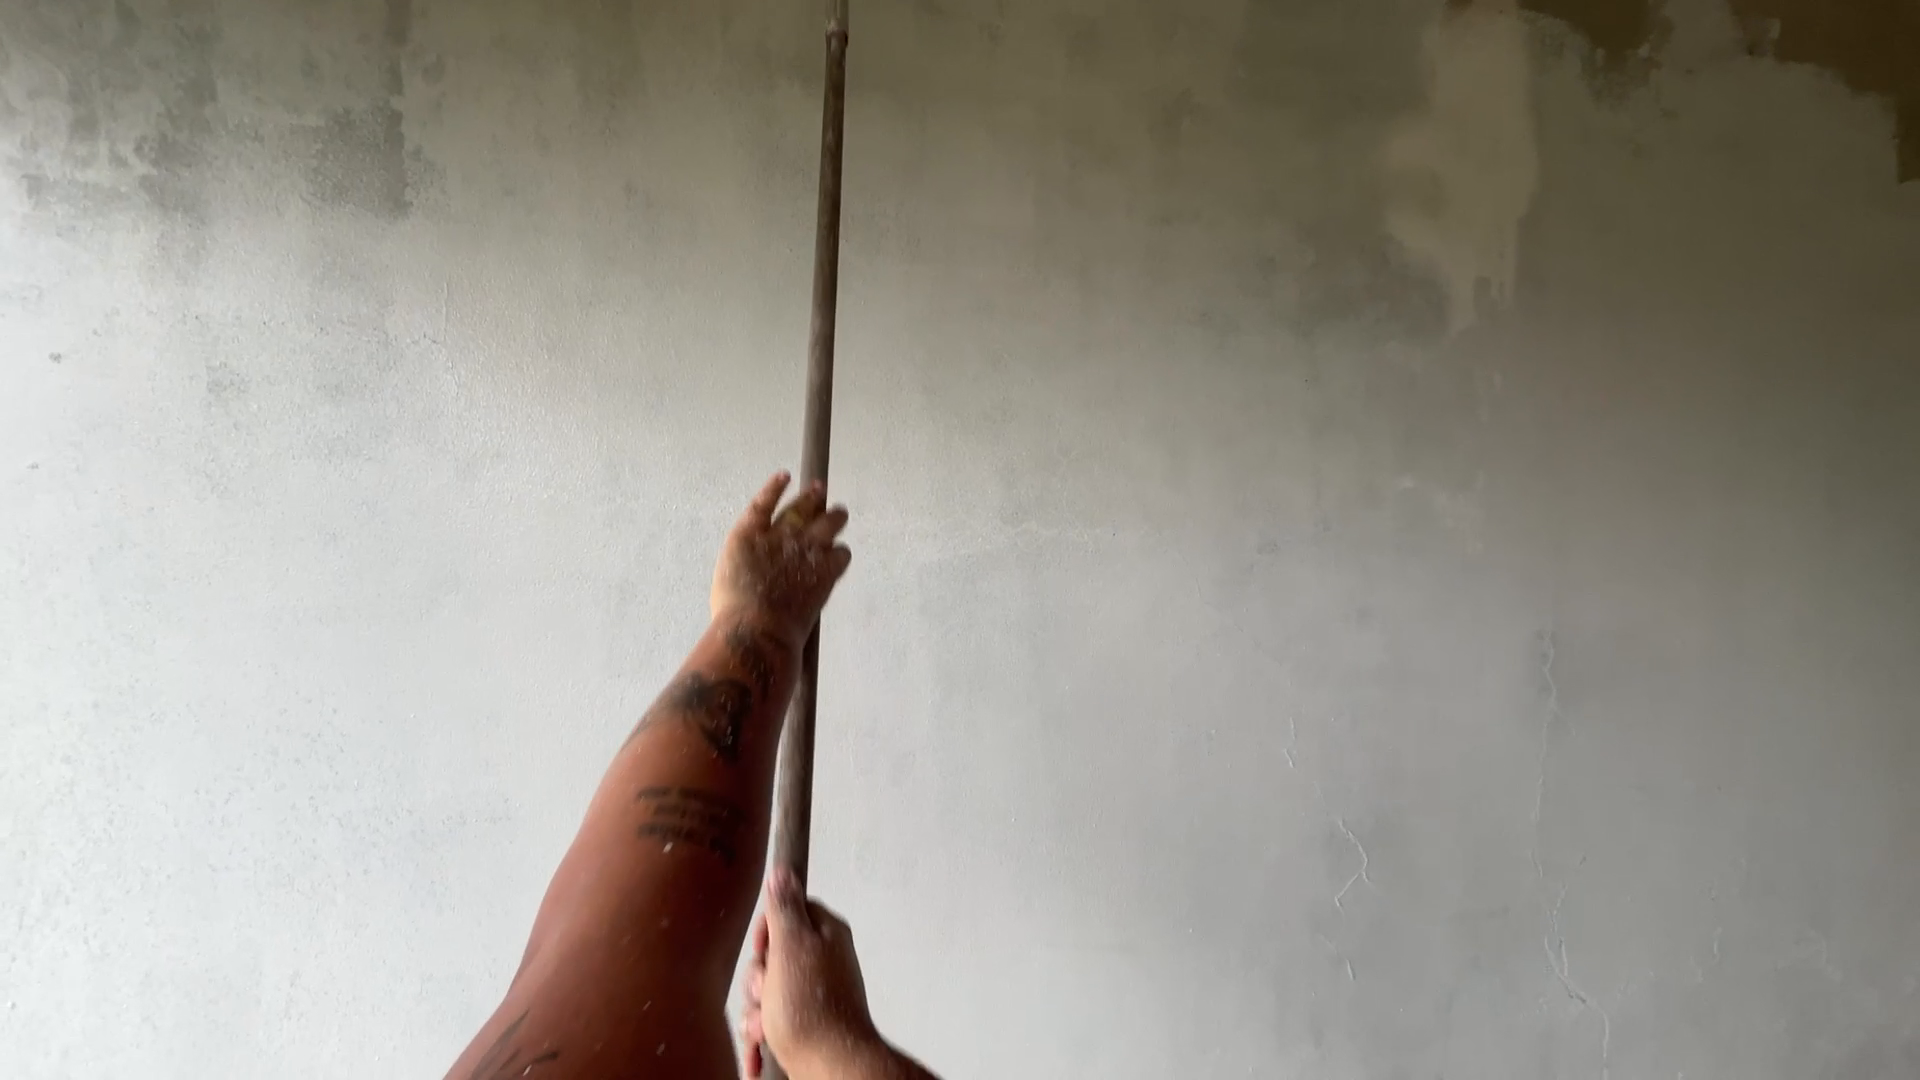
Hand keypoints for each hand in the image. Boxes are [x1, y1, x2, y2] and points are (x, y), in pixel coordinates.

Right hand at [712, 471, 851, 645]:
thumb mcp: (731, 577)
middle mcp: (779, 534)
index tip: (785, 476)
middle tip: (820, 490)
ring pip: (830, 521)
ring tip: (840, 514)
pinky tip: (840, 556)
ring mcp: (805, 549)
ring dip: (835, 517)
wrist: (756, 628)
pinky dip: (841, 555)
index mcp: (747, 535)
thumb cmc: (734, 612)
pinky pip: (842, 553)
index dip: (775, 487)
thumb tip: (763, 564)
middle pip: (803, 506)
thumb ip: (750, 562)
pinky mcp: (826, 568)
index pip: (763, 502)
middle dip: (813, 497)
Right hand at [739, 868, 881, 1079]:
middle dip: (759, 981)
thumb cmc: (811, 1007)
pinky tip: (760, 1051)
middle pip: (775, 956)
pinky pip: (776, 1022)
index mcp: (826, 933)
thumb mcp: (790, 946)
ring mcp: (817, 992)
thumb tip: (783, 871)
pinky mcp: (810, 1023)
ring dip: (758, 1013)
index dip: (768, 932)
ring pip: (770, 992)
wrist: (832, 1067)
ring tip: (764, 1029)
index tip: (762, 951)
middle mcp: (824, 959)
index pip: (789, 911)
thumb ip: (784, 909)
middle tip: (766, 994)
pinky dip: (763, 1037)